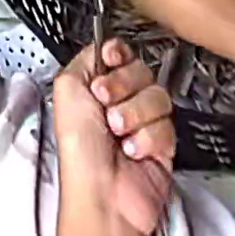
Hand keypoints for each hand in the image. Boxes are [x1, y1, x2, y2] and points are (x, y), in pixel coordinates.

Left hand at [52, 39, 174, 235]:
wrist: (102, 190)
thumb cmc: (79, 144)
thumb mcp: (67, 87)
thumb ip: (85, 58)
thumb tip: (102, 46)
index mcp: (95, 83)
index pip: (119, 53)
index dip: (118, 53)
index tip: (112, 58)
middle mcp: (120, 99)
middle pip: (140, 70)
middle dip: (124, 86)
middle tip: (107, 104)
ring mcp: (142, 120)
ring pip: (157, 95)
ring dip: (135, 114)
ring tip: (119, 133)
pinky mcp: (162, 143)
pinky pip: (167, 125)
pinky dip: (148, 138)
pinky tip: (133, 151)